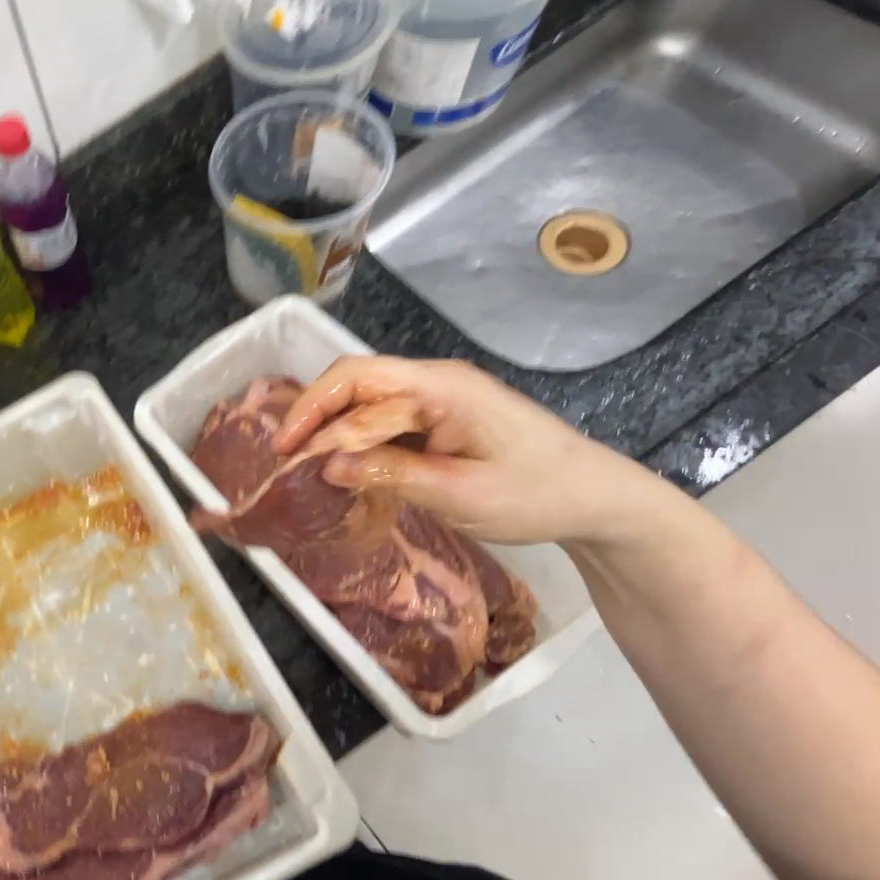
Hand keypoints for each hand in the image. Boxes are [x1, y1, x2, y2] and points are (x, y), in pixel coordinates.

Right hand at [272, 356, 672, 546]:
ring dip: (332, 428)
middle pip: (355, 382)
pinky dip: (355, 439)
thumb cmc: (535, 495)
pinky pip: (385, 419)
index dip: (312, 410)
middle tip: (285, 459)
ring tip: (304, 464)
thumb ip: (390, 474)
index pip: (357, 380)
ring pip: (366, 400)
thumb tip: (326, 465)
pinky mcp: (440, 418)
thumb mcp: (460, 493)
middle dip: (314, 416)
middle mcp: (434, 382)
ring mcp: (438, 398)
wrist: (596, 499)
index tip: (284, 451)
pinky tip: (343, 466)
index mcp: (441, 388)